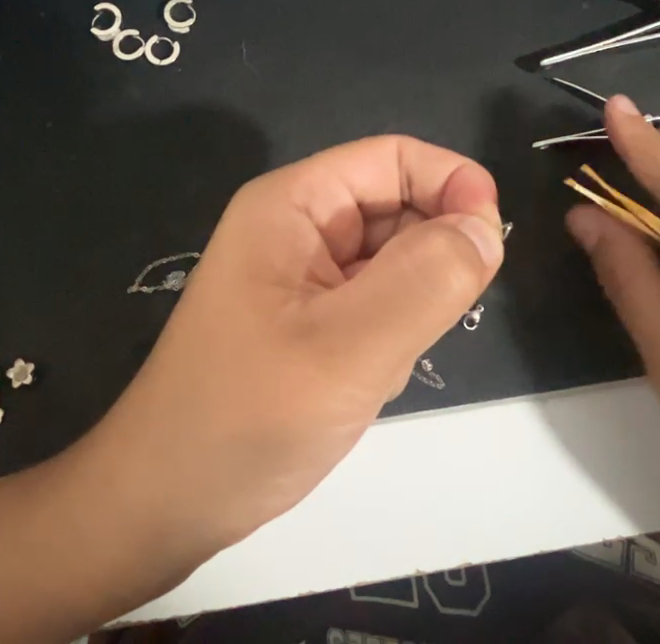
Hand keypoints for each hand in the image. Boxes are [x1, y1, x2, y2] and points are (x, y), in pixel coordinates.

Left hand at [81, 136, 505, 564]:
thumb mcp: (347, 348)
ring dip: (410, 307)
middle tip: (428, 326)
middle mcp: (297, 227)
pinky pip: (377, 305)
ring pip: (395, 260)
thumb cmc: (247, 417)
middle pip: (397, 205)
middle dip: (432, 257)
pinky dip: (392, 337)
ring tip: (376, 364)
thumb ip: (426, 280)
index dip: (452, 185)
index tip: (492, 247)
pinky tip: (364, 382)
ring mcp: (302, 276)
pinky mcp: (310, 321)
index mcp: (293, 204)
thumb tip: (486, 227)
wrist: (167, 501)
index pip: (394, 158)